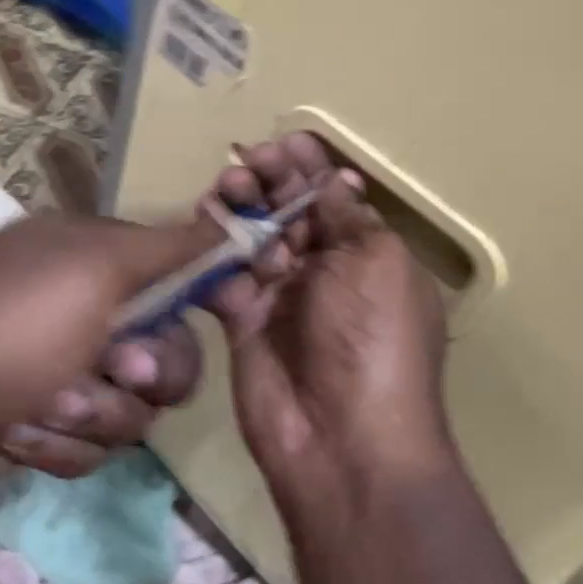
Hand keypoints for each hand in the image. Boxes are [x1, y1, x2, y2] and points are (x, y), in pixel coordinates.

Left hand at [0, 211, 218, 540]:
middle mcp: (78, 306)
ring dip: (99, 413)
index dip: (207, 288)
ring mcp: (59, 369)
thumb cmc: (4, 331)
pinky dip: (62, 444)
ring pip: (134, 403)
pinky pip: (94, 442)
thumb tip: (227, 223)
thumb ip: (168, 249)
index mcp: (87, 254)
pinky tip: (19, 436)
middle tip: (121, 370)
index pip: (175, 264)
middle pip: (167, 344)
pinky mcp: (42, 426)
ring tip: (48, 409)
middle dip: (152, 368)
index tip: (236, 309)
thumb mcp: (93, 268)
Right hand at [208, 135, 454, 506]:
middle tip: (249, 161)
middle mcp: (325, 271)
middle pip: (289, 211)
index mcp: (367, 254)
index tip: (286, 142)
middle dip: (270, 180)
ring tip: (226, 186)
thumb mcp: (377, 262)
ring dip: (239, 207)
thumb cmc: (374, 338)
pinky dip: (212, 249)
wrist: (344, 442)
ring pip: (252, 237)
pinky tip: (205, 225)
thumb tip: (333, 178)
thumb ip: (346, 215)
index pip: (334, 197)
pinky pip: (222, 275)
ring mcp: (281, 298)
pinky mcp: (240, 322)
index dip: (311, 168)